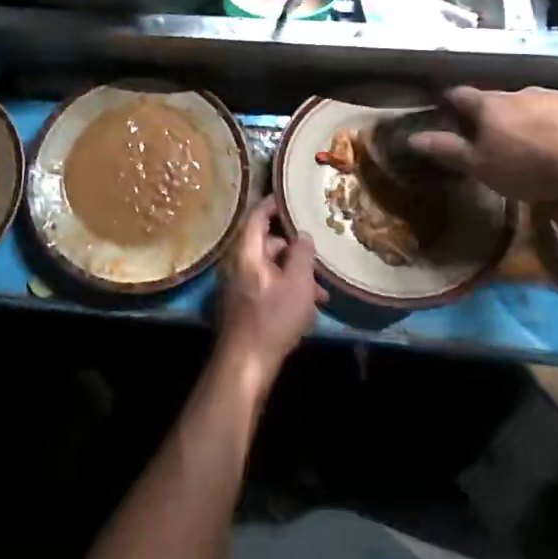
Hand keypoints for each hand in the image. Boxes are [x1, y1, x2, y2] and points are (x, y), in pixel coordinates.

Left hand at [216, 198, 326, 378]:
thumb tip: (302, 234)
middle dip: (294, 251)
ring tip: (320, 295)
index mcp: (246, 253)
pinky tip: (305, 308)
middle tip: (317, 262)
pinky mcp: (242, 304)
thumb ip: (301, 254)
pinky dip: (285, 290)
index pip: (256, 217)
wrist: (246, 362)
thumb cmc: (273, 318)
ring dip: (294, 276)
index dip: (272, 204)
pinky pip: (266, 286)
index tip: (288, 197)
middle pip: (266, 244)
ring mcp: (237, 285)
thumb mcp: (298, 283)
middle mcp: (237, 264)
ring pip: (270, 268)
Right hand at [406, 86, 557, 203]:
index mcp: (489, 104)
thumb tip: (411, 137)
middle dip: (489, 116)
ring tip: (526, 149)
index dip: (448, 101)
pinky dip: (555, 132)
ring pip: (531, 108)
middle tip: (485, 138)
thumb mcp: (481, 165)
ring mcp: (557, 98)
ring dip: (524, 124)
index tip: (441, 108)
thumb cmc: (530, 163)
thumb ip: (448, 150)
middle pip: (497, 101)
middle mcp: (520, 93)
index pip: (459, 95)